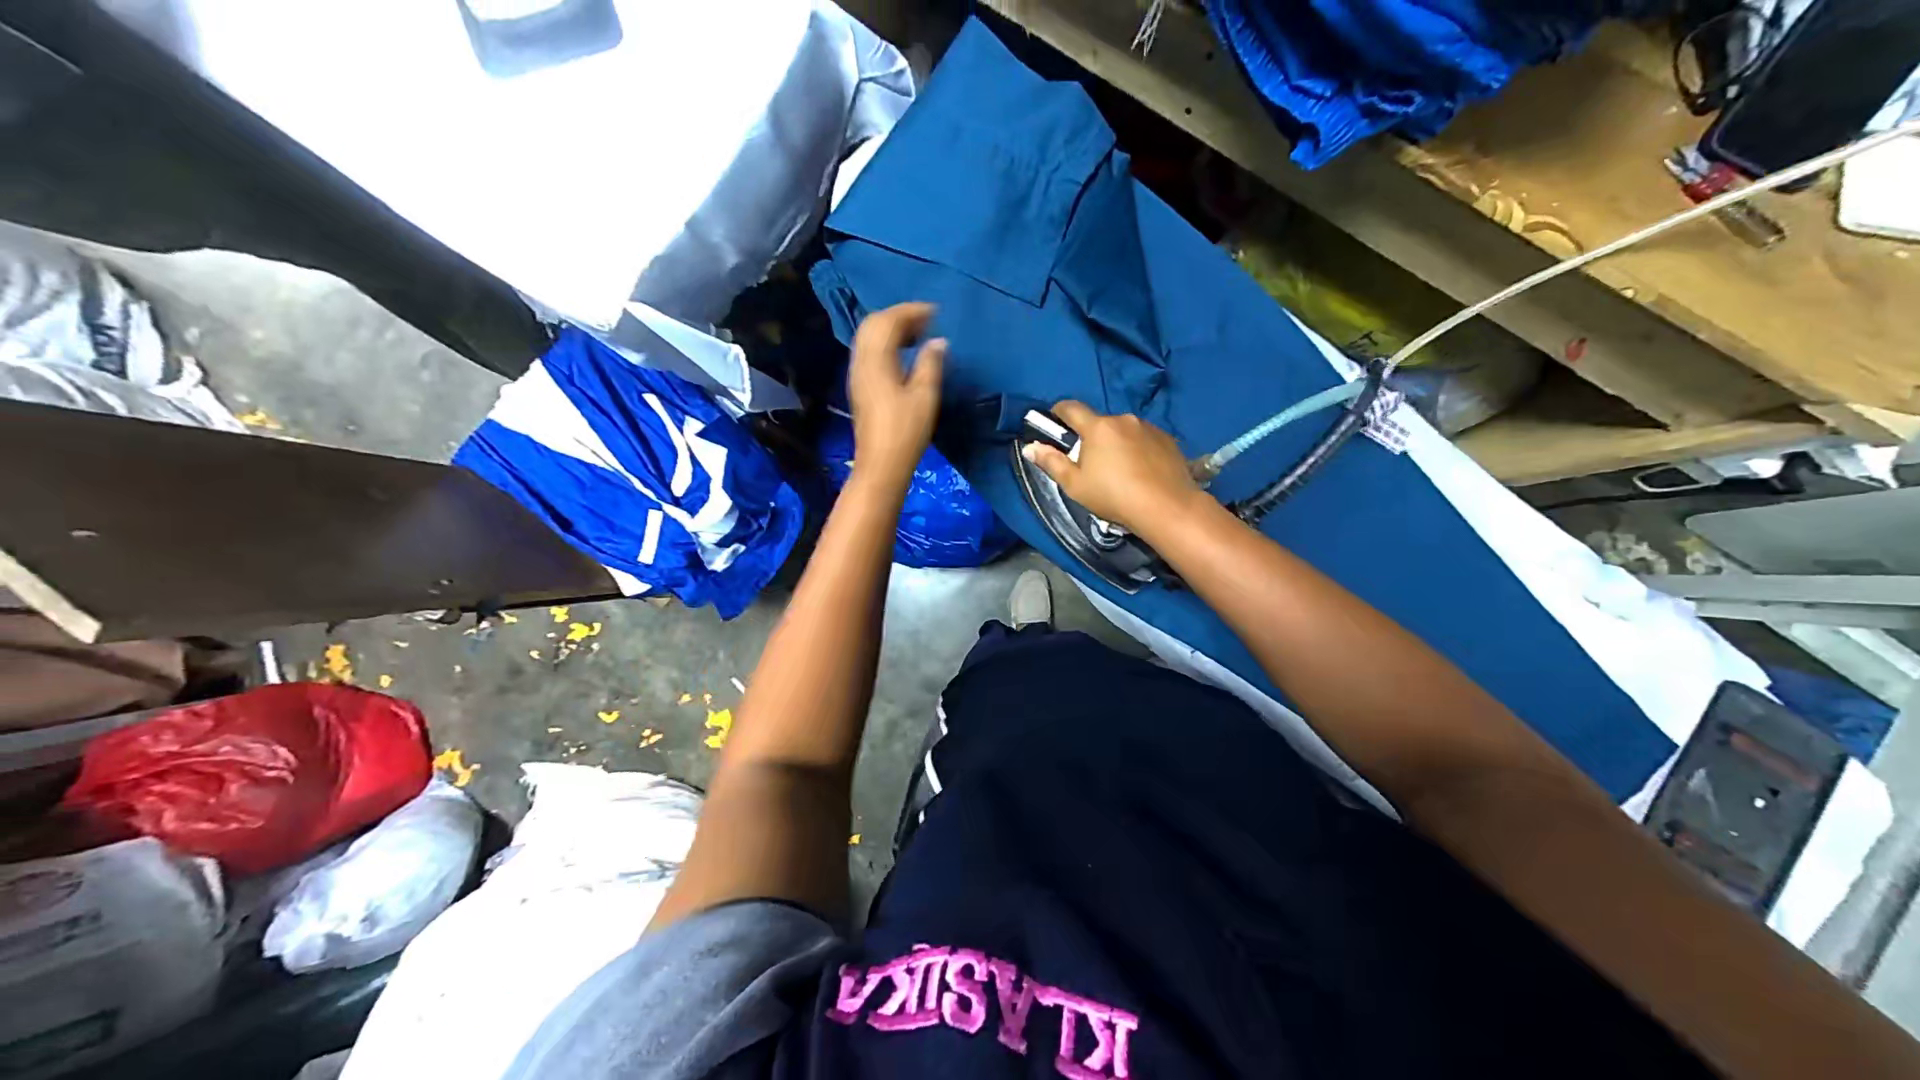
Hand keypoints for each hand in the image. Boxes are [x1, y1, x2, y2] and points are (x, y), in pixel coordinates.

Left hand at [848, 302, 945, 483]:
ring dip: (891, 328)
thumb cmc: (905, 432)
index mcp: (876, 360)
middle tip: (926, 320)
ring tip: (918, 334)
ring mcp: (857, 374)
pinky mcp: (860, 386)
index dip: (911, 311)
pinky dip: (886, 343)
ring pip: (869, 337)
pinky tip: (904, 353)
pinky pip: (869, 351)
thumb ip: (930, 363)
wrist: (881, 465)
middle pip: (874, 324)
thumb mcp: (925, 396)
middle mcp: (861, 361)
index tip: (936, 313)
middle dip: (899, 316)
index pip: (888, 321)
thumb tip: (938, 341)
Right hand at [1022, 401, 1204, 538]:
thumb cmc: (1114, 496)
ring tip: (1120, 470)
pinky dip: (1138, 449)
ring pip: (1123, 430)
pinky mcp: (1168, 439)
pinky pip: (1144, 439)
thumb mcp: (1075, 485)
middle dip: (1091, 436)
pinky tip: (1141, 472)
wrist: (1167, 507)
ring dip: (1117, 443)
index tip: (1054, 424)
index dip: (1058, 412)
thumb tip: (1030, 447)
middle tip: (1089, 463)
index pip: (1071, 408)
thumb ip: (1052, 462)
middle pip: (1099, 423)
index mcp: (1098, 427)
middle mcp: (1123, 419)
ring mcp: (1149, 428)